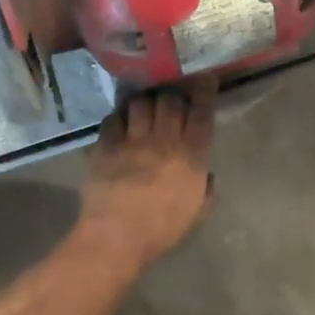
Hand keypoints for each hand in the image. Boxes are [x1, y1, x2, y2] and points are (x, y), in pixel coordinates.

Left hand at [79, 78, 216, 267]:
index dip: (205, 91)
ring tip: (144, 105)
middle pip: (170, 99)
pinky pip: (114, 118)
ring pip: (141, 102)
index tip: (206, 78)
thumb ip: (207, 189)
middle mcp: (164, 139)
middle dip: (172, 93)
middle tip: (171, 96)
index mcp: (192, 155)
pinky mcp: (106, 145)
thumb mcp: (197, 212)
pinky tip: (121, 121)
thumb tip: (208, 174)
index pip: (202, 112)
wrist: (118, 236)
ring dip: (145, 101)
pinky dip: (119, 116)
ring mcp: (133, 140)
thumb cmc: (162, 229)